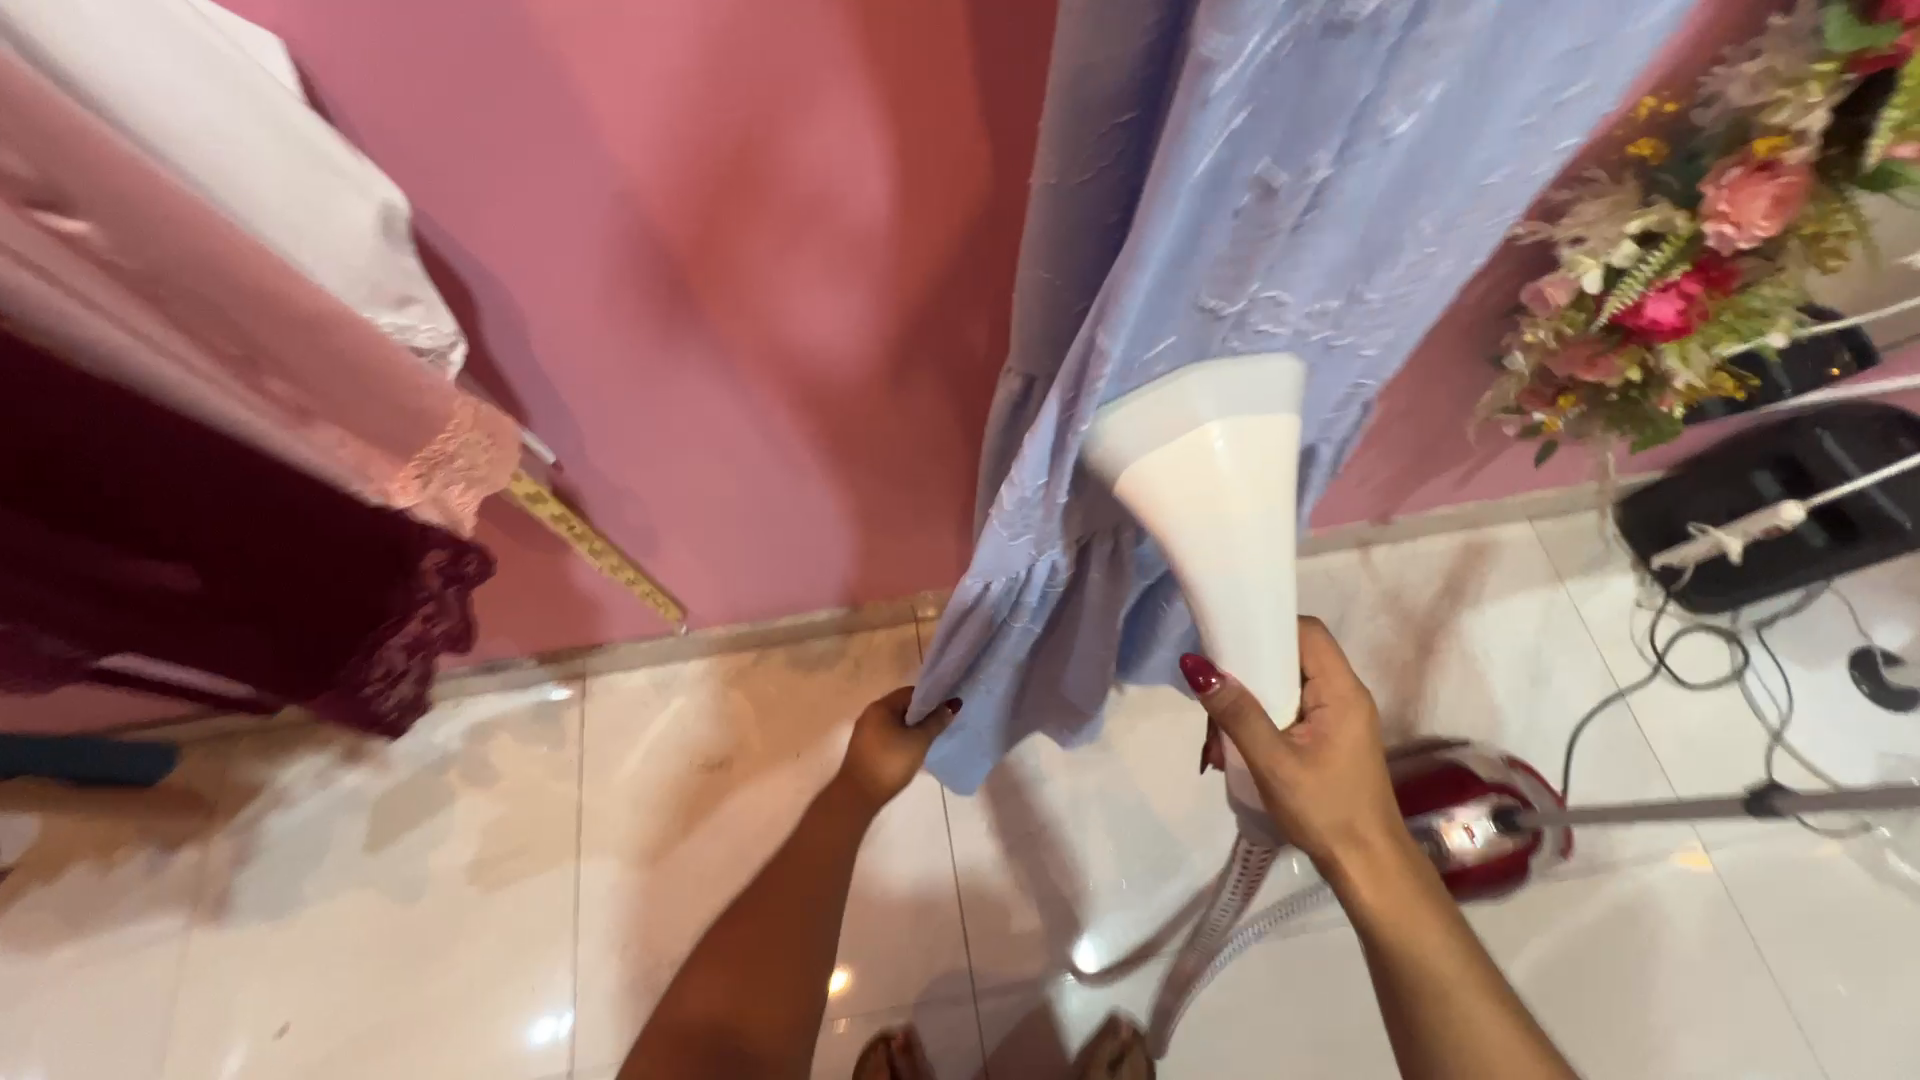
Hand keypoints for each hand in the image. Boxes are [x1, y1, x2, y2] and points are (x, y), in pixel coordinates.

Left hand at [833, 687, 958, 813]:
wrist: (858, 795)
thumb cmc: (890, 763)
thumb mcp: (918, 741)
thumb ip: (936, 721)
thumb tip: (953, 703)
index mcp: (881, 706)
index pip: (910, 692)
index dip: (931, 698)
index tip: (946, 708)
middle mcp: (870, 714)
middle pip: (902, 706)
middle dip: (922, 714)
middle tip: (942, 723)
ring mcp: (865, 731)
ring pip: (895, 722)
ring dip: (912, 727)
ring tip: (930, 737)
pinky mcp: (864, 748)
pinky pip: (887, 735)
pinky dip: (901, 738)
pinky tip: (913, 750)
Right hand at [1180, 617, 1405, 867]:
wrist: (1366, 867)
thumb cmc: (1325, 811)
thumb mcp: (1273, 763)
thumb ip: (1237, 713)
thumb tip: (1196, 666)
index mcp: (1340, 691)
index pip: (1306, 632)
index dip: (1267, 626)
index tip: (1226, 640)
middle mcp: (1343, 694)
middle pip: (1291, 655)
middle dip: (1246, 670)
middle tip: (1211, 694)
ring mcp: (1335, 717)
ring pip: (1284, 684)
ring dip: (1247, 700)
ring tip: (1216, 733)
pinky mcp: (1326, 737)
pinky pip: (1287, 709)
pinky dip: (1258, 718)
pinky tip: (1232, 745)